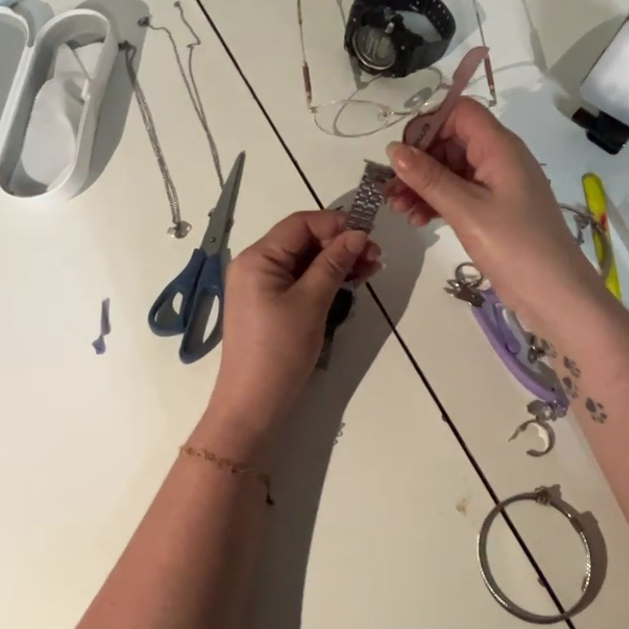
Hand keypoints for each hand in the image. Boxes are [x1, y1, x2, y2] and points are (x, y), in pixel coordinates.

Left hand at [204, 210, 381, 447]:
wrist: (253, 404)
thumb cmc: (279, 350)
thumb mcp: (311, 303)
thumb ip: (333, 264)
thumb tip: (357, 234)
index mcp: (257, 258)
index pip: (300, 224)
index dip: (335, 224)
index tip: (368, 237)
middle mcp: (255, 265)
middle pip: (302, 239)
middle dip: (339, 243)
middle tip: (374, 257)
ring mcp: (261, 286)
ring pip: (304, 260)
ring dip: (336, 260)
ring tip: (370, 269)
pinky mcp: (270, 304)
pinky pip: (299, 279)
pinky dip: (324, 278)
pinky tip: (350, 282)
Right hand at [384, 98, 598, 320]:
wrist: (558, 297)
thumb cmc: (516, 247)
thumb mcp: (467, 211)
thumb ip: (429, 178)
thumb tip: (393, 149)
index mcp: (500, 147)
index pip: (460, 112)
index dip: (428, 125)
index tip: (402, 153)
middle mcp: (499, 158)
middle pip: (451, 140)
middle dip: (419, 160)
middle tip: (391, 190)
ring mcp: (498, 185)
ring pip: (451, 169)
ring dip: (423, 184)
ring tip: (398, 210)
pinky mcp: (494, 210)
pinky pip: (459, 192)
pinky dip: (437, 201)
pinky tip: (417, 219)